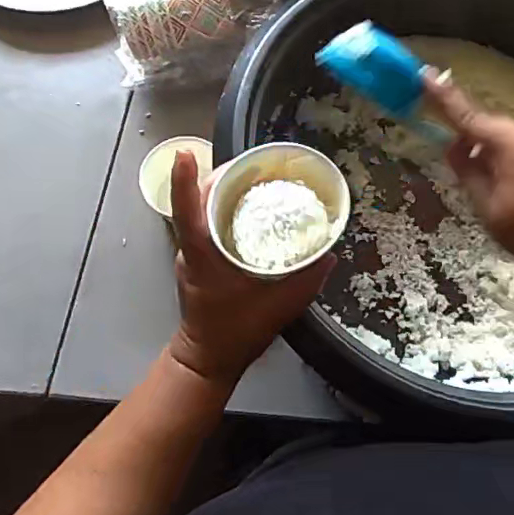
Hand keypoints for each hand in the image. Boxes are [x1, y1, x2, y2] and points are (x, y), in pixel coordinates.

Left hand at [166, 149, 332, 383]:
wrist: (207, 359)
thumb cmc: (235, 333)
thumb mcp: (278, 308)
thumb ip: (307, 280)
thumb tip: (329, 253)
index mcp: (202, 257)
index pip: (186, 213)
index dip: (184, 182)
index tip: (185, 155)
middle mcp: (192, 249)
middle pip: (198, 200)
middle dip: (221, 174)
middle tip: (254, 161)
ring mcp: (192, 252)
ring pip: (202, 208)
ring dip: (224, 187)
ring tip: (257, 175)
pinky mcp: (199, 257)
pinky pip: (208, 220)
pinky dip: (226, 205)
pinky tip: (252, 206)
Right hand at [423, 70, 513, 281]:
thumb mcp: (490, 210)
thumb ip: (469, 174)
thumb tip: (454, 148)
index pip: (471, 117)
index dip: (445, 98)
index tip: (426, 76)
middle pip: (495, 129)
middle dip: (474, 139)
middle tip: (456, 159)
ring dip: (498, 155)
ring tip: (494, 187)